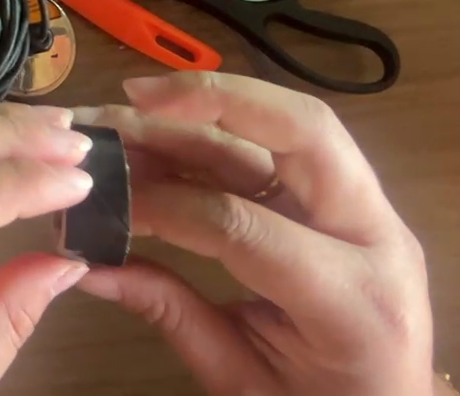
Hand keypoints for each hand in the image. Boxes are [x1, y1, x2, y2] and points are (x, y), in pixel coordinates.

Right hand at [72, 72, 438, 395]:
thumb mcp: (242, 384)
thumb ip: (169, 313)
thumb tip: (85, 266)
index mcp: (355, 303)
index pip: (242, 224)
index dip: (163, 203)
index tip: (102, 199)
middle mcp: (373, 238)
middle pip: (301, 130)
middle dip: (211, 97)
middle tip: (133, 93)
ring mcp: (362, 209)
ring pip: (280, 123)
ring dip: (189, 109)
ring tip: (115, 110)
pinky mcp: (340, 195)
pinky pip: (269, 143)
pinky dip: (203, 127)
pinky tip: (148, 128)